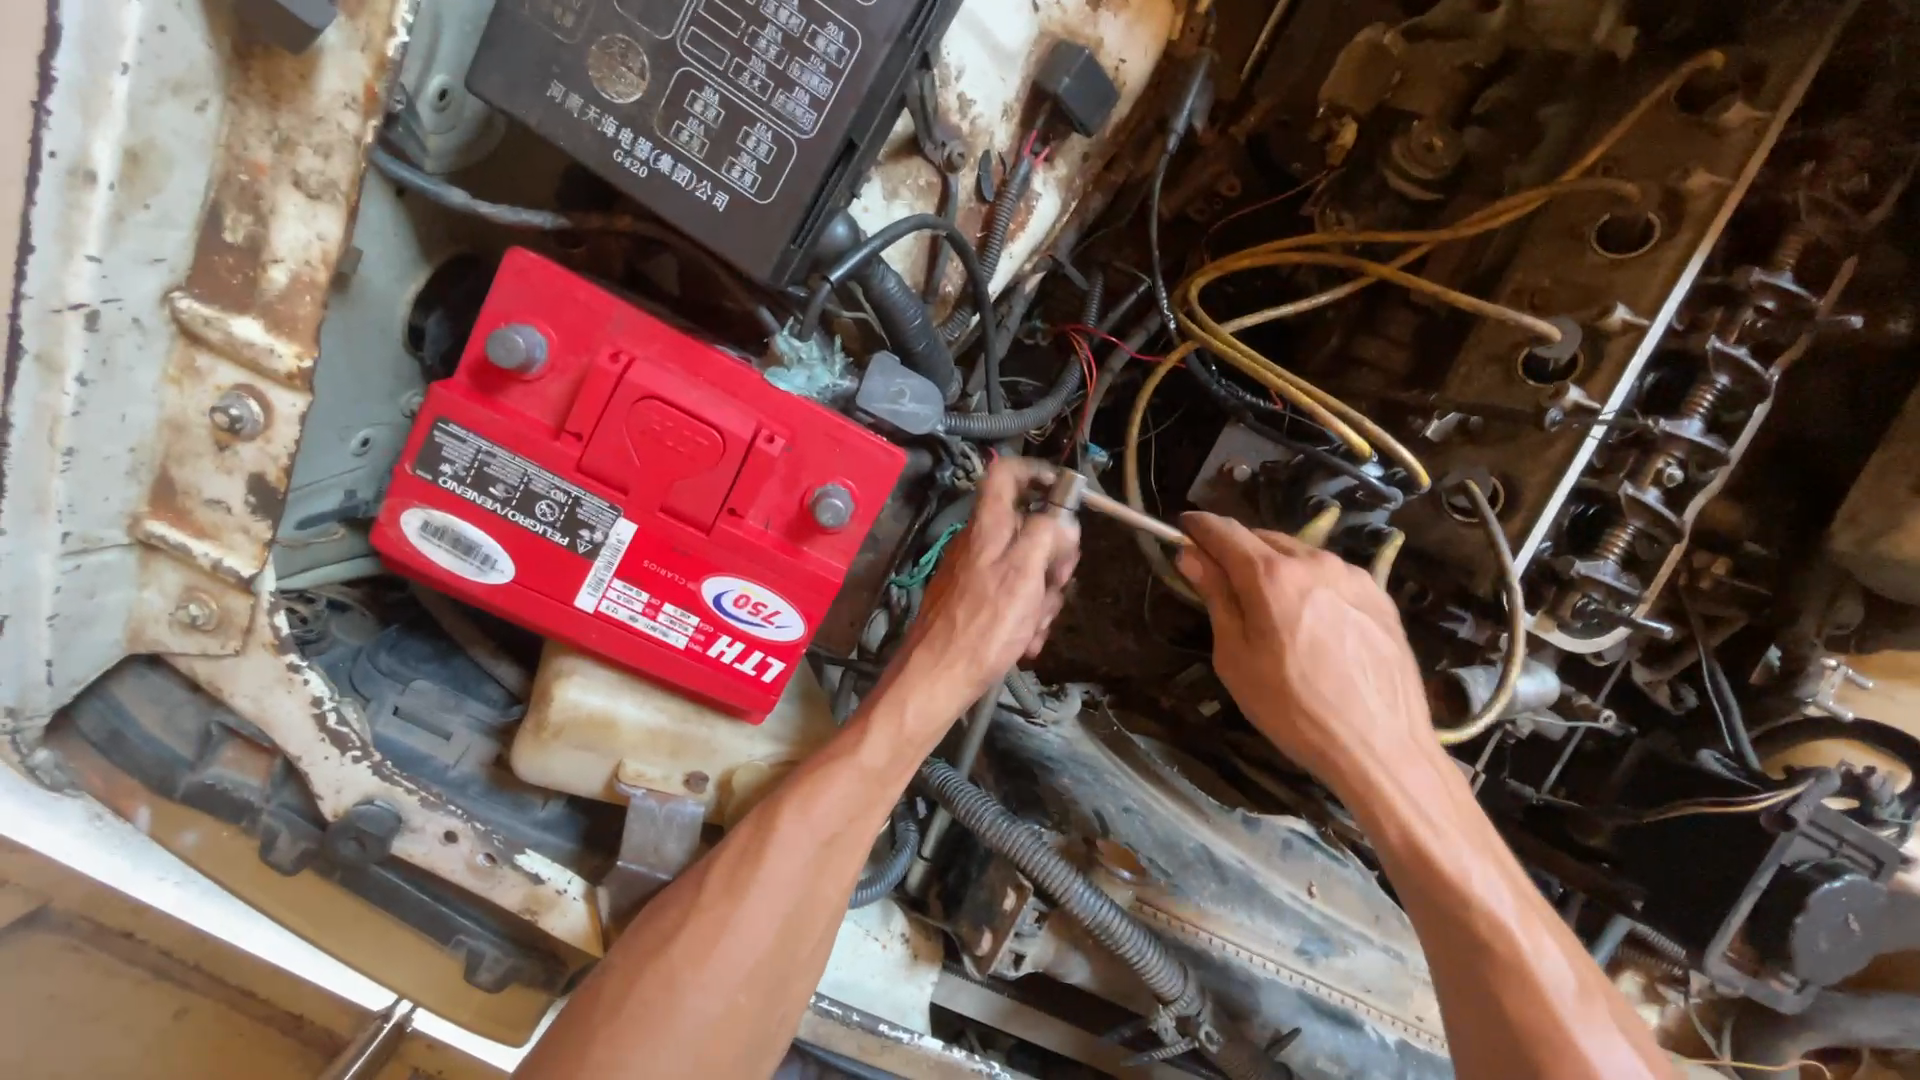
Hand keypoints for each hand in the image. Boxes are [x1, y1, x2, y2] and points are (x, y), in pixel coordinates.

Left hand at [893, 458, 1079, 724]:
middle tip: (1057, 583)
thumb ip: (1046, 534)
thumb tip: (1062, 518)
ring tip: (1033, 626)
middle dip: (1053, 558)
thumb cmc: (983, 625)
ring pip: (1027, 569)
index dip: (1038, 474)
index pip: (1007, 473)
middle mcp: (979, 543)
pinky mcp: (975, 602)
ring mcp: (976, 574)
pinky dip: (1024, 618)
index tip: (1065, 496)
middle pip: (1029, 528)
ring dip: (1042, 598)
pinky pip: (1013, 598)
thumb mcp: (1024, 573)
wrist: (938, 677)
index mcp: (988, 526)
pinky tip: (1024, 643)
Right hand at [1176, 512, 1432, 791]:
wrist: (1381, 746)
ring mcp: (1353, 576)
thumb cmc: (1292, 708)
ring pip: (1299, 555)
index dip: (1198, 527)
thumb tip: (1191, 557)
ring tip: (1267, 606)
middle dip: (1235, 550)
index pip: (1224, 531)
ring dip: (1274, 567)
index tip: (1181, 530)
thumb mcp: (1235, 657)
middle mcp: (1314, 561)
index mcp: (1272, 575)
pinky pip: (1331, 576)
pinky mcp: (1380, 596)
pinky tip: (1310, 621)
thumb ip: (1216, 598)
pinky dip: (1308, 583)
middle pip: (1262, 538)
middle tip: (1219, 578)